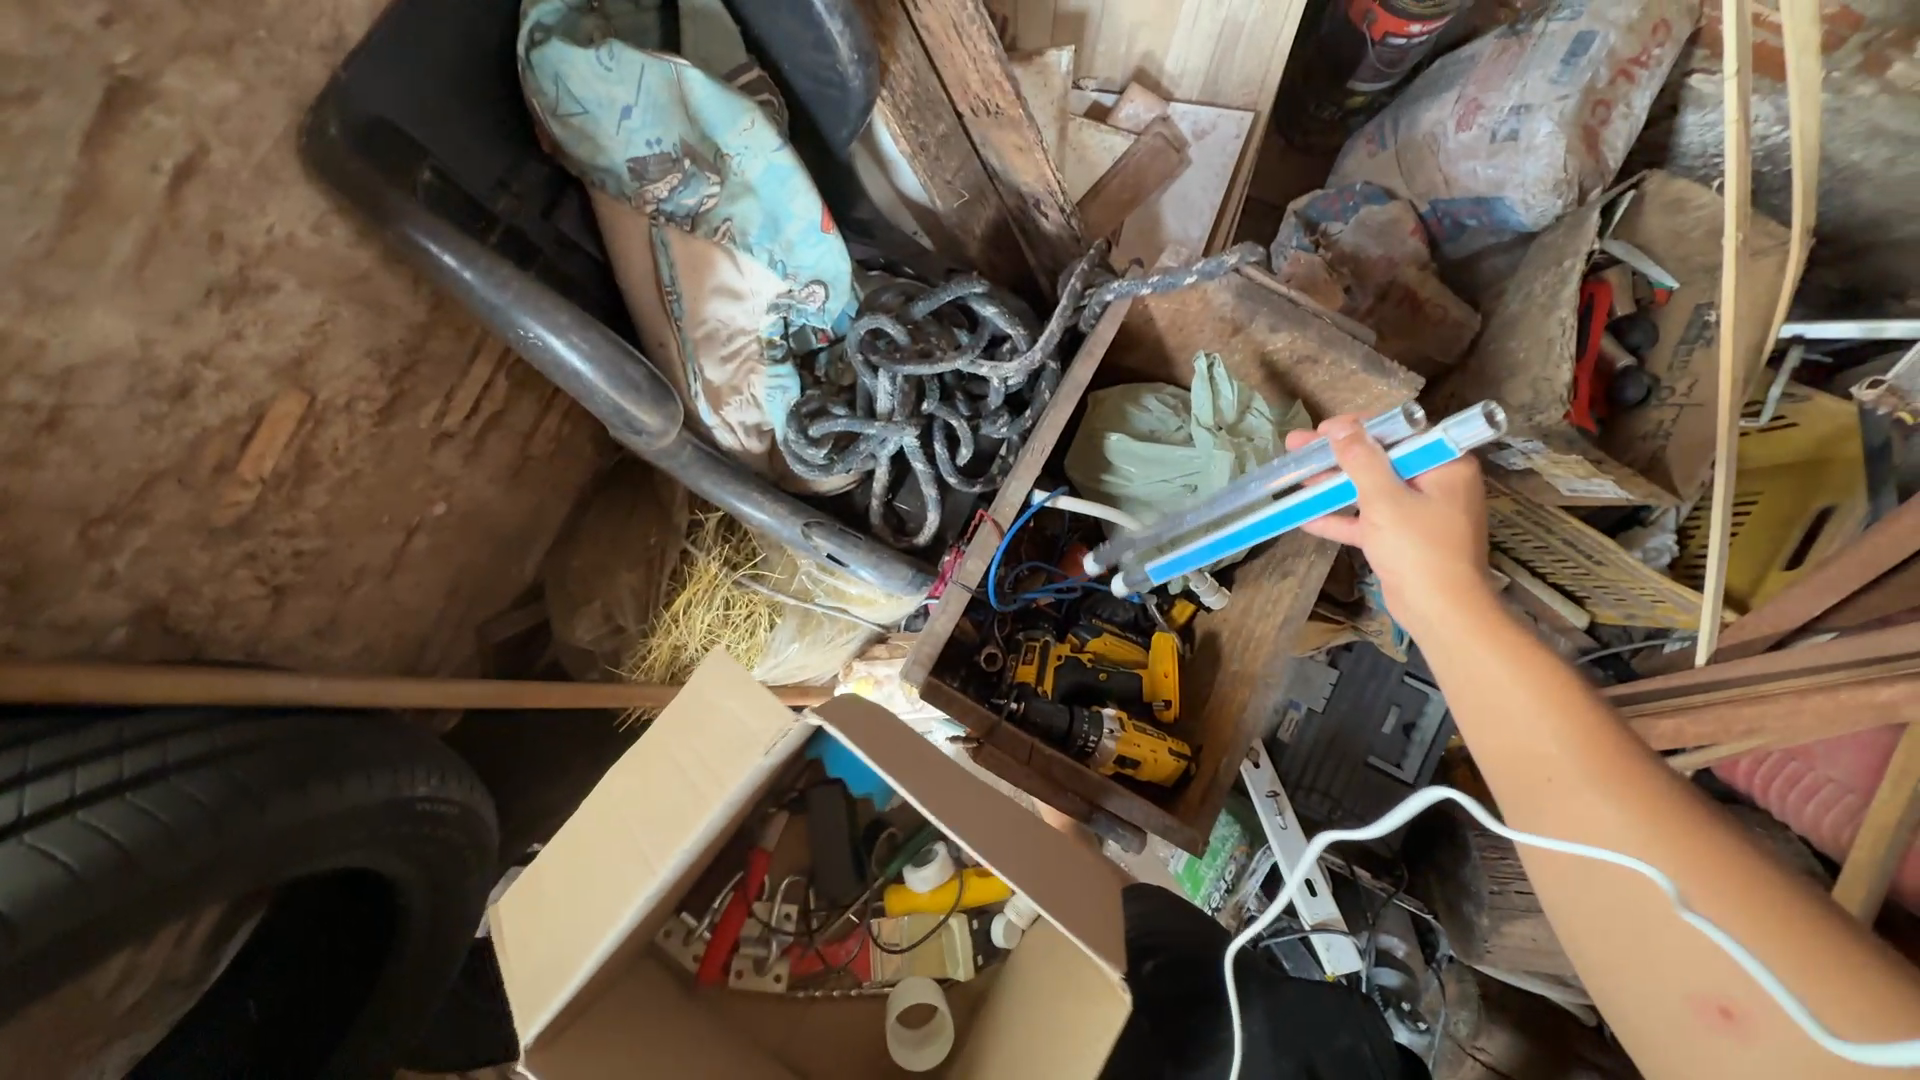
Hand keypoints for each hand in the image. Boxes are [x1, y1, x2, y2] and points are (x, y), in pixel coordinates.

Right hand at [1286, 414, 1494, 639]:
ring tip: (1293, 476)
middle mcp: (1434, 483)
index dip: (1359, 427)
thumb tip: (1340, 428)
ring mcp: (1417, 513)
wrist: (1440, 610)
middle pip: (1378, 460)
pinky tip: (1303, 516)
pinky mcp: (1402, 538)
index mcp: (1444, 465)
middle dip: (1335, 455)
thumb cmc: (1419, 548)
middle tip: (1297, 446)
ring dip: (1331, 485)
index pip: (1399, 432)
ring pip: (1368, 490)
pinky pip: (1367, 519)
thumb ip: (1361, 460)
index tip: (1323, 429)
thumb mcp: (1384, 499)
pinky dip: (1340, 517)